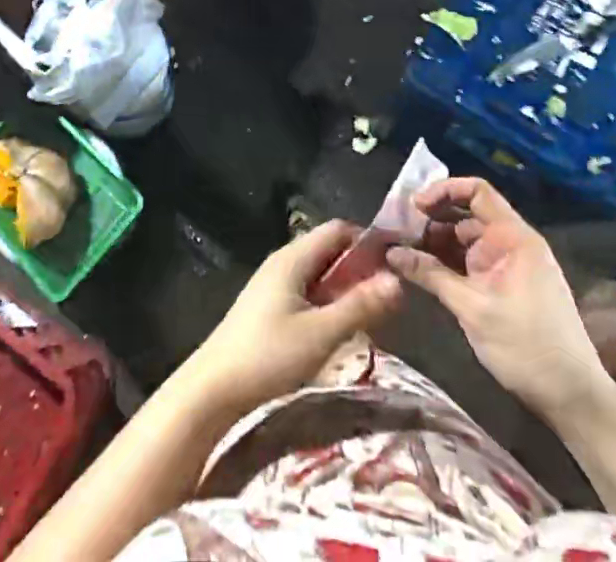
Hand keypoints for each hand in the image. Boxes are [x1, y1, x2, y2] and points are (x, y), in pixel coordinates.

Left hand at [179, 221, 401, 412]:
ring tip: (377, 314)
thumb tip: (398, 280)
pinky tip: (344, 327)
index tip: (399, 264)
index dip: (369, 241)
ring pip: (320, 274)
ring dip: (347, 289)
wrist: (215, 385)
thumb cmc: (269, 354)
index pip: (337, 230)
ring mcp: (274, 285)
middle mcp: (282, 263)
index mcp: (292, 258)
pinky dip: (330, 303)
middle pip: (329, 250)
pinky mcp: (270, 306)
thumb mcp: (322, 333)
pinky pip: (309, 293)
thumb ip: (361, 305)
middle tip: (393, 296)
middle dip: (362, 268)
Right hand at [385, 179, 612, 418]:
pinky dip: (442, 263)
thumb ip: (430, 274)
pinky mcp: (501, 287)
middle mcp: (510, 245)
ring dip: (431, 243)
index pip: (477, 192)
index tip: (413, 207)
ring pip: (462, 240)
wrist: (570, 396)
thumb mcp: (471, 307)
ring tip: (398, 250)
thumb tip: (390, 252)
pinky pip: (467, 263)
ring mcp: (506, 267)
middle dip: (429, 219)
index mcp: (513, 239)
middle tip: (394, 231)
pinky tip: (416, 270)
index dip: (443, 191)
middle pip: (465, 215)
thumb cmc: (525, 346)